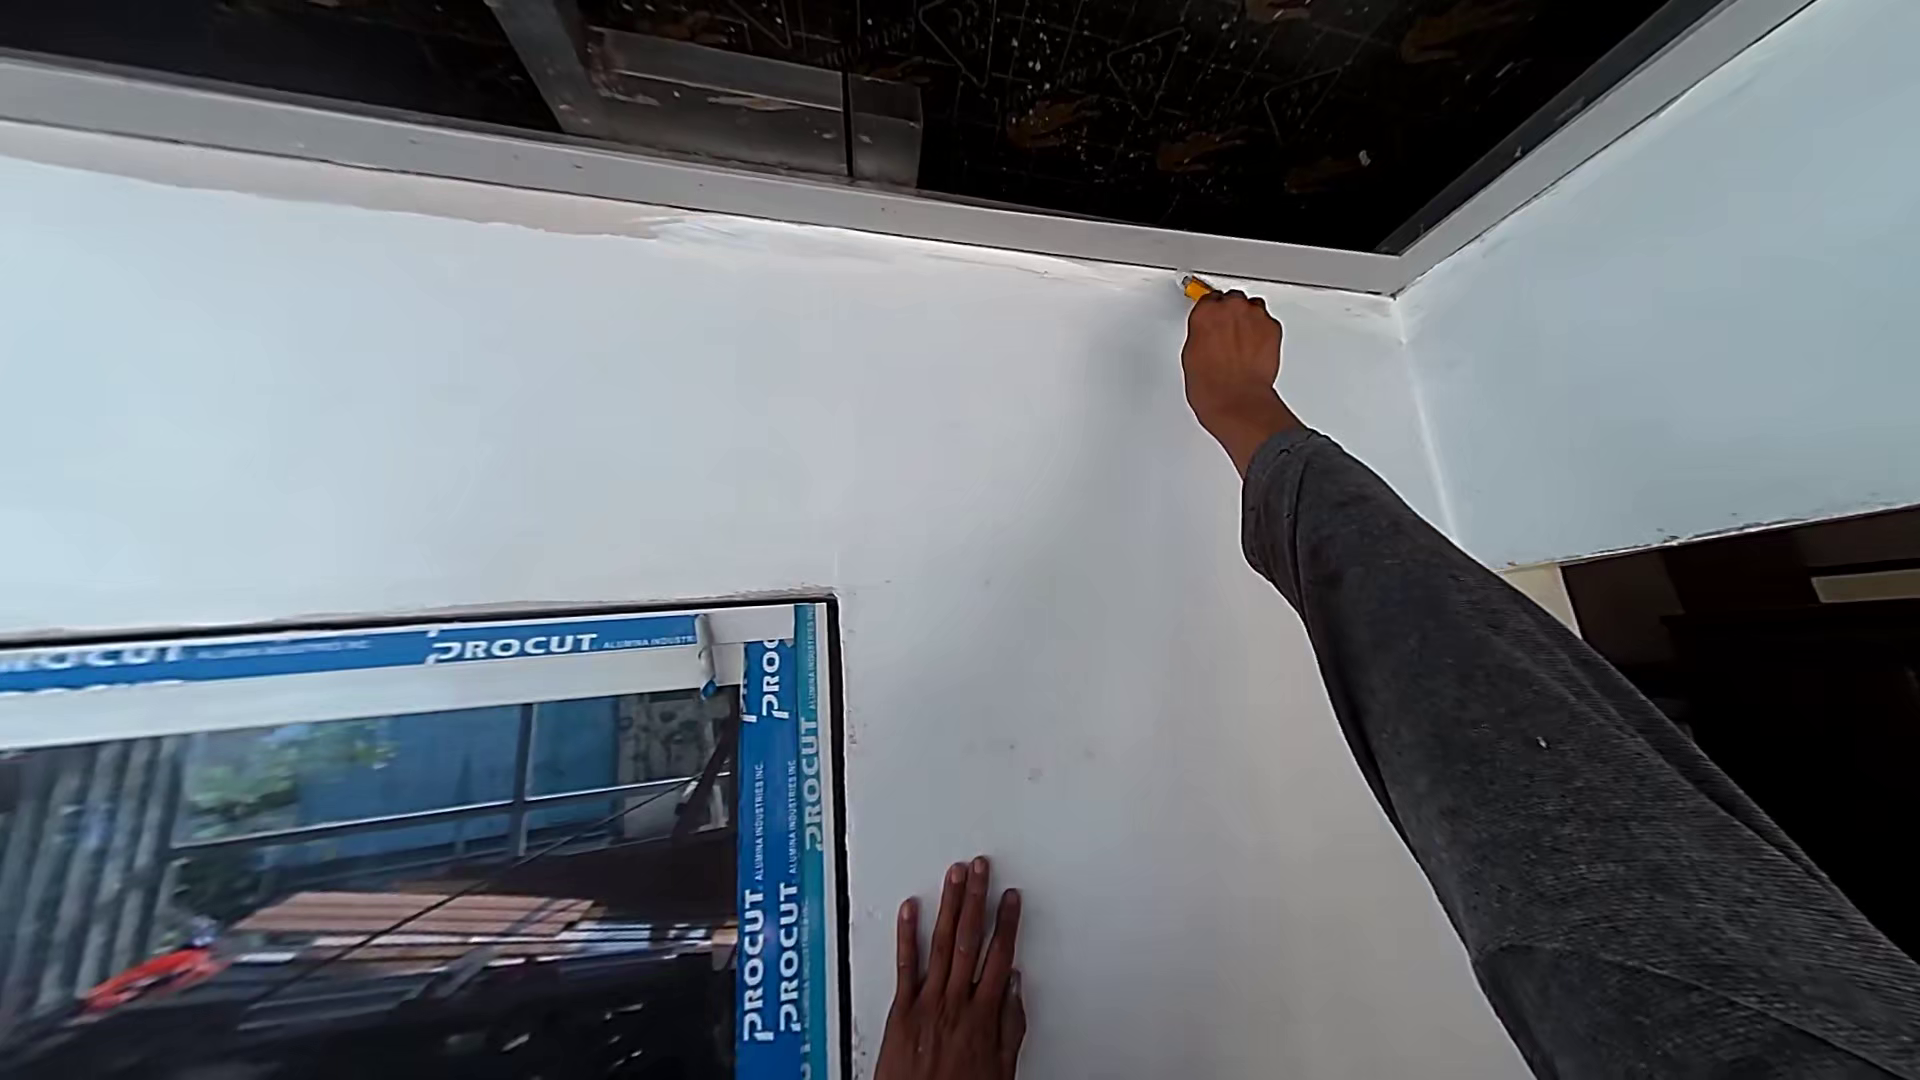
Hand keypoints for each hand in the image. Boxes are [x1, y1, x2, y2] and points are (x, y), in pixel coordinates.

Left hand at [875, 857, 1024, 1079]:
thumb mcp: (1001, 1074)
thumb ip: (1009, 1027)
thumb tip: (1014, 983)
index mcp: (981, 1017)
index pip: (998, 955)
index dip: (1007, 923)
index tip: (1010, 896)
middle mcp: (955, 1002)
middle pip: (970, 939)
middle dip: (976, 898)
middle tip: (980, 867)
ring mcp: (926, 1003)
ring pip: (942, 943)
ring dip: (949, 905)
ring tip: (954, 875)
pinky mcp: (900, 1012)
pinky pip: (905, 966)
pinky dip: (906, 935)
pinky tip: (909, 908)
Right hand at [1181, 289, 1301, 475]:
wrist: (1236, 400)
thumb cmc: (1211, 386)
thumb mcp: (1191, 355)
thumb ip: (1200, 334)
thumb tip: (1206, 333)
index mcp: (1205, 313)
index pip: (1207, 299)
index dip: (1208, 311)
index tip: (1209, 318)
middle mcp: (1232, 308)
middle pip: (1232, 299)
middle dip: (1229, 314)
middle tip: (1224, 334)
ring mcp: (1255, 316)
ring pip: (1252, 308)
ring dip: (1246, 320)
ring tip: (1239, 343)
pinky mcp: (1273, 328)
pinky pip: (1266, 322)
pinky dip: (1261, 332)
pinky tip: (1252, 349)